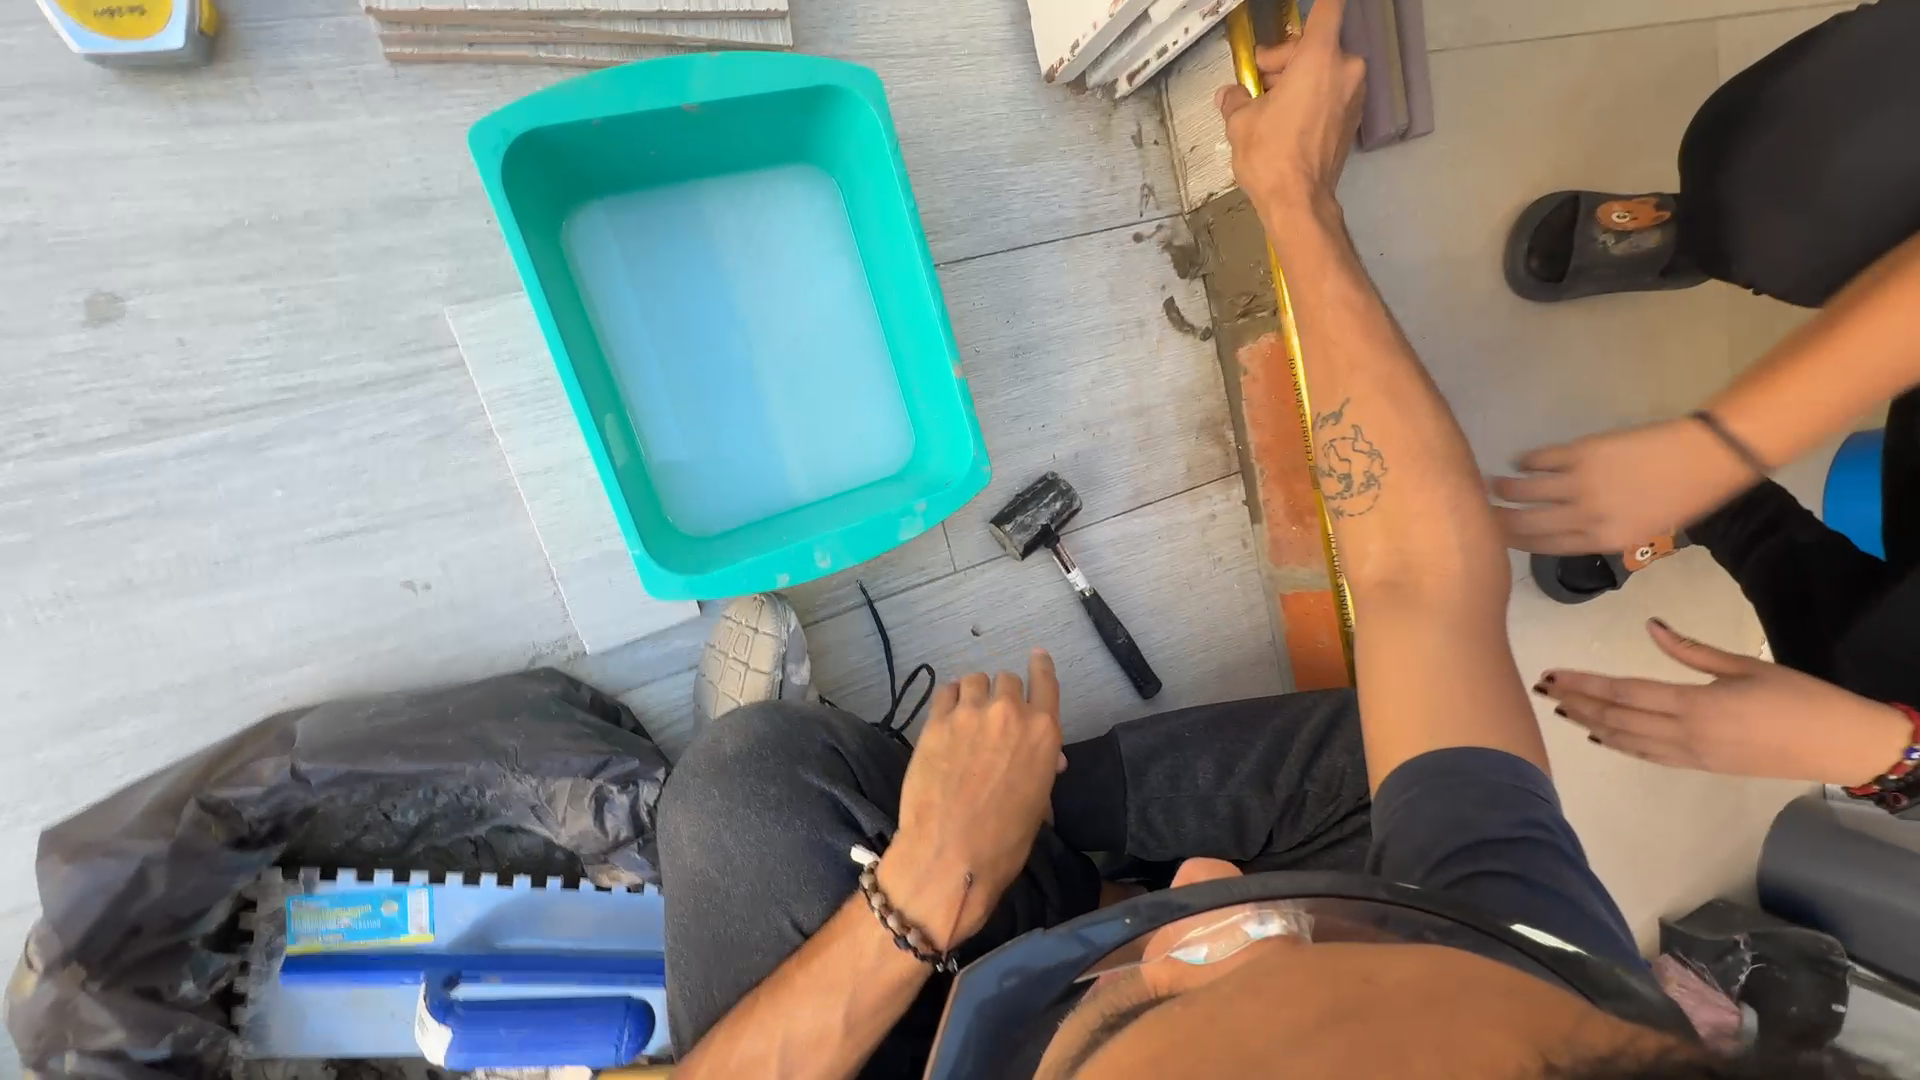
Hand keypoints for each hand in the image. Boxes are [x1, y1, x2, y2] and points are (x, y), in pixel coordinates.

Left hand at [878, 649, 1065, 949]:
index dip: (1040, 665)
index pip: (1046, 681)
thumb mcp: (1037, 801)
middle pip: (1007, 681)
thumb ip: (1041, 766)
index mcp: (1043, 732)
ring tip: (967, 715)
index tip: (1036, 656)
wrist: (951, 853)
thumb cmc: (1005, 840)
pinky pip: (945, 692)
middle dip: (1002, 695)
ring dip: (974, 694)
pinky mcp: (937, 721)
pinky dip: (949, 699)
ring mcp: (970, 713)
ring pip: (974, 680)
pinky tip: (946, 715)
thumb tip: (1047, 756)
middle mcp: (1010, 713)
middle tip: (993, 718)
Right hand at [1215, 0, 1365, 214]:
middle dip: (1286, 58)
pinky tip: (1285, 120)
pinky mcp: (1352, 119)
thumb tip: (1228, 94)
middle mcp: (1345, 68)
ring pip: (1324, 70)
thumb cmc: (1270, 156)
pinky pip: (1330, 93)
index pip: (1329, 7)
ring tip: (1267, 105)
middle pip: (1318, 44)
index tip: (1292, 20)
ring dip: (1297, 80)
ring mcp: (1354, 94)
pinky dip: (1310, 98)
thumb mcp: (1241, 124)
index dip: (1314, 7)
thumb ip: (1236, 100)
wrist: (1298, 202)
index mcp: (1319, 57)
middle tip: (1258, 78)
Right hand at [1492, 418, 1756, 553]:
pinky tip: (1522, 462)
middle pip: (1521, 522)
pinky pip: (1537, 460)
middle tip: (1480, 511)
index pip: (1539, 545)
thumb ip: (1595, 532)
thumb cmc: (1681, 497)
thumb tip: (1553, 527)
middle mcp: (1584, 516)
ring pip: (1520, 490)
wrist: (1710, 457)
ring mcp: (1579, 483)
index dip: (1510, 540)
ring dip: (1501, 488)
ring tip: (1492, 483)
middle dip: (1495, 518)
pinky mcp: (1579, 453)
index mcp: (1601, 539)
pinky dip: (1525, 461)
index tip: (1494, 534)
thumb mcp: (1639, 529)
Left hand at [1539, 618, 1912, 785]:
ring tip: (1559, 706)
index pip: (1623, 692)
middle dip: (1575, 701)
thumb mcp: (1747, 666)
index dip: (1582, 683)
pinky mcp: (1701, 766)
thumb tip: (1651, 626)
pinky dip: (1617, 744)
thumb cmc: (1803, 699)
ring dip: (1588, 722)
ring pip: (1625, 738)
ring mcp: (1691, 754)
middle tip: (1541, 688)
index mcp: (1696, 705)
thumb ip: (1691, 650)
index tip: (1551, 674)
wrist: (1851, 748)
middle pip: (1615, 716)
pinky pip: (1648, 755)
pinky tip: (1597, 734)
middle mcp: (1686, 733)